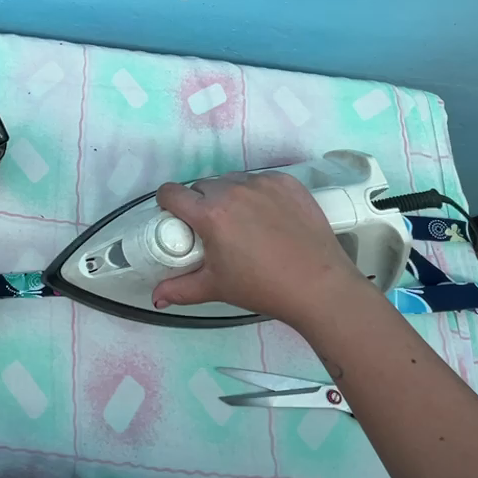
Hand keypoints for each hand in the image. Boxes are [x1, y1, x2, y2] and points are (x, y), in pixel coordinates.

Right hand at [151, 172, 371, 329]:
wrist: (321, 287)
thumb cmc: (264, 288)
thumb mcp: (217, 288)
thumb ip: (180, 289)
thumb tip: (156, 297)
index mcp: (209, 214)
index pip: (171, 192)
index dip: (167, 203)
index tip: (175, 215)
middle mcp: (231, 191)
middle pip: (202, 186)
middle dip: (201, 202)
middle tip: (214, 228)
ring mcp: (261, 183)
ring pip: (231, 180)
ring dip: (229, 195)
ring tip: (244, 223)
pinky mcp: (286, 182)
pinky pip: (260, 180)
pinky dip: (258, 193)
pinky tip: (269, 216)